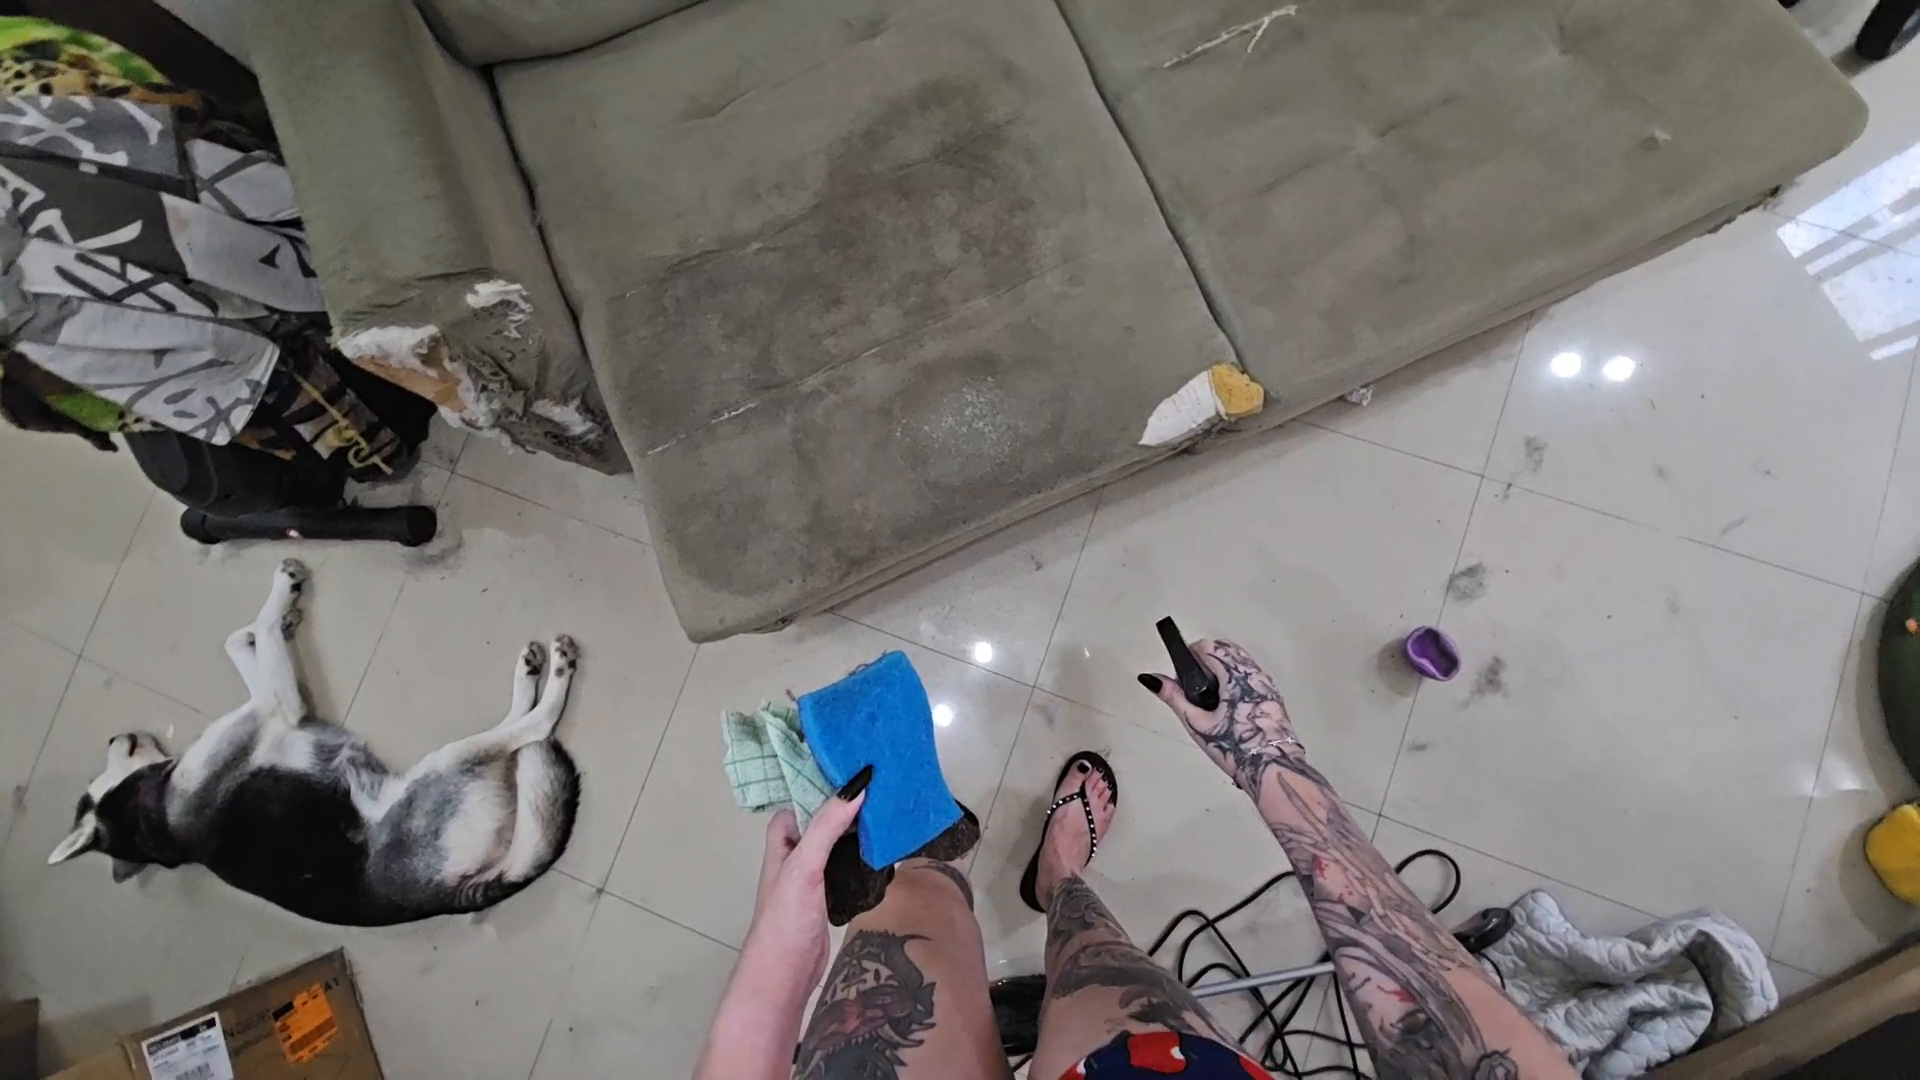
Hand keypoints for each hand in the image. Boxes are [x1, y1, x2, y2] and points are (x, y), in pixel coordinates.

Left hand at [739, 768, 869, 994]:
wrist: (785, 977)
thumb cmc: (786, 918)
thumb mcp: (804, 865)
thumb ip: (826, 825)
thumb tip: (857, 786)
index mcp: (783, 836)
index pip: (806, 793)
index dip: (828, 777)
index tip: (860, 762)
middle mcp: (797, 849)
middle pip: (826, 813)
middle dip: (850, 800)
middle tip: (884, 781)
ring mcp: (814, 870)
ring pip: (840, 837)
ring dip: (860, 825)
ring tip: (891, 805)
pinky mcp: (831, 890)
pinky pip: (850, 860)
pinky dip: (865, 850)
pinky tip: (886, 843)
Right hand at [1140, 638, 1301, 791]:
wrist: (1273, 770)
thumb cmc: (1238, 749)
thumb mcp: (1197, 723)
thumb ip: (1173, 696)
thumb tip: (1152, 679)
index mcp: (1236, 675)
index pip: (1209, 646)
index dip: (1190, 656)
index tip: (1183, 676)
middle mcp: (1254, 673)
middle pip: (1225, 648)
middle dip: (1205, 660)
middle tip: (1194, 686)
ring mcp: (1266, 683)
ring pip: (1239, 660)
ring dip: (1221, 668)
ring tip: (1209, 697)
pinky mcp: (1273, 695)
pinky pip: (1250, 673)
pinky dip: (1235, 678)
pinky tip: (1227, 704)